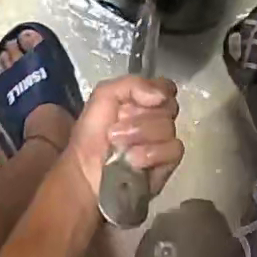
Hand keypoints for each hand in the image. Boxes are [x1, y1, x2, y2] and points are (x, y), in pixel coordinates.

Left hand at [61, 75, 183, 200]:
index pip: (167, 88)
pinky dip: (152, 153)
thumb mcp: (104, 95)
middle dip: (139, 117)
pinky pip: (173, 150)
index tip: (136, 102)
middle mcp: (159, 118)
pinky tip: (133, 160)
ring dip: (140, 135)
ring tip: (119, 147)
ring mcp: (165, 141)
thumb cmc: (92, 133)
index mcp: (146, 101)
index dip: (155, 92)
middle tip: (116, 129)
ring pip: (168, 128)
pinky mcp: (168, 164)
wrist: (83, 173)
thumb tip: (162, 96)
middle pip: (169, 106)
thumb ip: (133, 84)